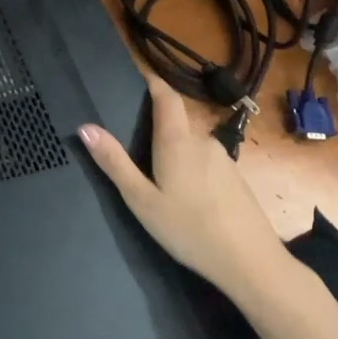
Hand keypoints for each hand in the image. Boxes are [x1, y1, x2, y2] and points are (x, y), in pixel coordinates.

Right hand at [77, 74, 289, 299]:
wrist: (251, 263)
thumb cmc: (189, 229)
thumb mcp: (141, 200)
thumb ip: (114, 162)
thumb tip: (86, 127)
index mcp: (177, 141)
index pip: (166, 96)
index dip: (152, 82)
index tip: (136, 75)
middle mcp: (203, 141)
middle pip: (177, 123)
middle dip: (155, 127)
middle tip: (131, 147)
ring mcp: (224, 160)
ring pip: (191, 146)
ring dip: (173, 152)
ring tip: (155, 177)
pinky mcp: (236, 180)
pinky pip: (205, 163)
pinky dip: (190, 169)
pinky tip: (184, 196)